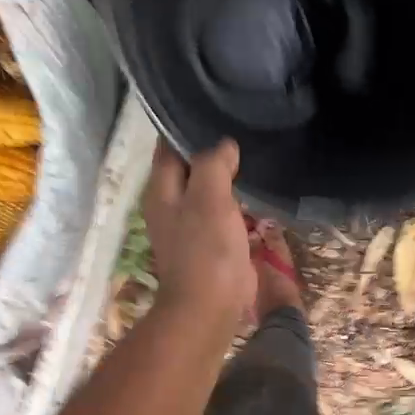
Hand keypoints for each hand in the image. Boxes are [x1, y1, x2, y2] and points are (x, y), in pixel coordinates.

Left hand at [142, 140, 253, 323]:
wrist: (210, 305)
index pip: (169, 146)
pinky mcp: (209, 242)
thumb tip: (225, 146)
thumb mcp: (209, 197)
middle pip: (188, 166)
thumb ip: (213, 164)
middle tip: (239, 127)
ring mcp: (189, 224)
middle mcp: (170, 203)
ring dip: (224, 175)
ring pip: (206, 188)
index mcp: (161, 189)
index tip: (213, 109)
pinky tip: (253, 189)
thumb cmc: (205, 249)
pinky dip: (233, 198)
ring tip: (250, 153)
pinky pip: (221, 210)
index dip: (186, 127)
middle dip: (209, 149)